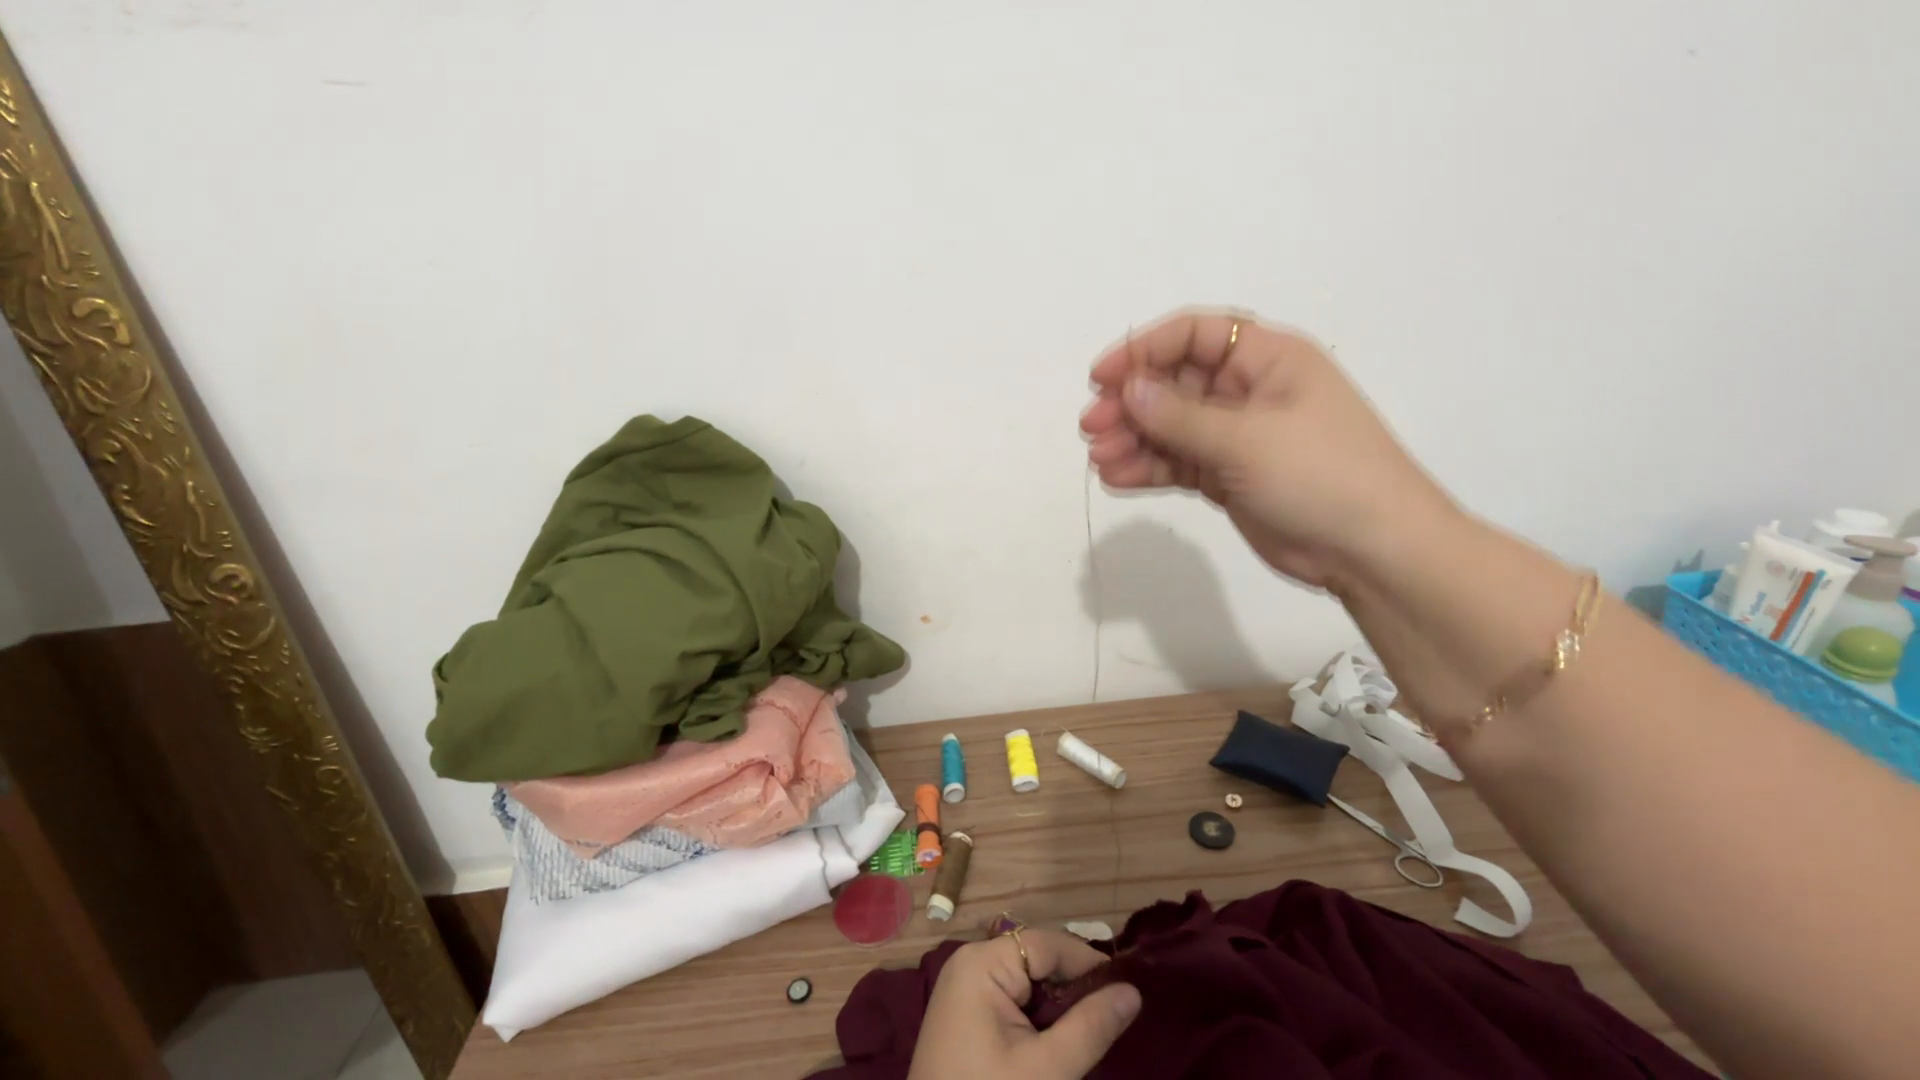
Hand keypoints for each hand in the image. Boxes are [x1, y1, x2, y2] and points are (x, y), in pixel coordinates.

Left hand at [906, 928, 1140, 1079]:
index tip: (1129, 993)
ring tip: (1090, 1035)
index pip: (1048, 944)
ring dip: (1059, 1008)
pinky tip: (1058, 1044)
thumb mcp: (1047, 1068)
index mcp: (982, 962)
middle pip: (1038, 959)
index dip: (1089, 964)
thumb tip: (1134, 990)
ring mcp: (965, 988)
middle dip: (1074, 989)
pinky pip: (1013, 1000)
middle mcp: (970, 963)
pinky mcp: (967, 1013)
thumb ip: (1091, 1026)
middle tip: (1111, 1021)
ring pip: (1029, 982)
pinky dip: (1038, 1019)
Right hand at [1080, 309, 1456, 590]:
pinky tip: (1118, 479)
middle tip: (1092, 429)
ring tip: (1100, 460)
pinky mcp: (1230, 478)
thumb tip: (1128, 390)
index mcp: (1269, 359)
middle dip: (1131, 403)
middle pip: (1176, 383)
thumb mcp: (1249, 439)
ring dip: (1134, 440)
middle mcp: (1250, 391)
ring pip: (1172, 428)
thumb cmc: (1323, 474)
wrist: (1373, 550)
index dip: (1144, 349)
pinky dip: (1150, 470)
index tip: (1102, 378)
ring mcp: (1239, 437)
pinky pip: (1180, 464)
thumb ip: (1182, 416)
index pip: (1195, 335)